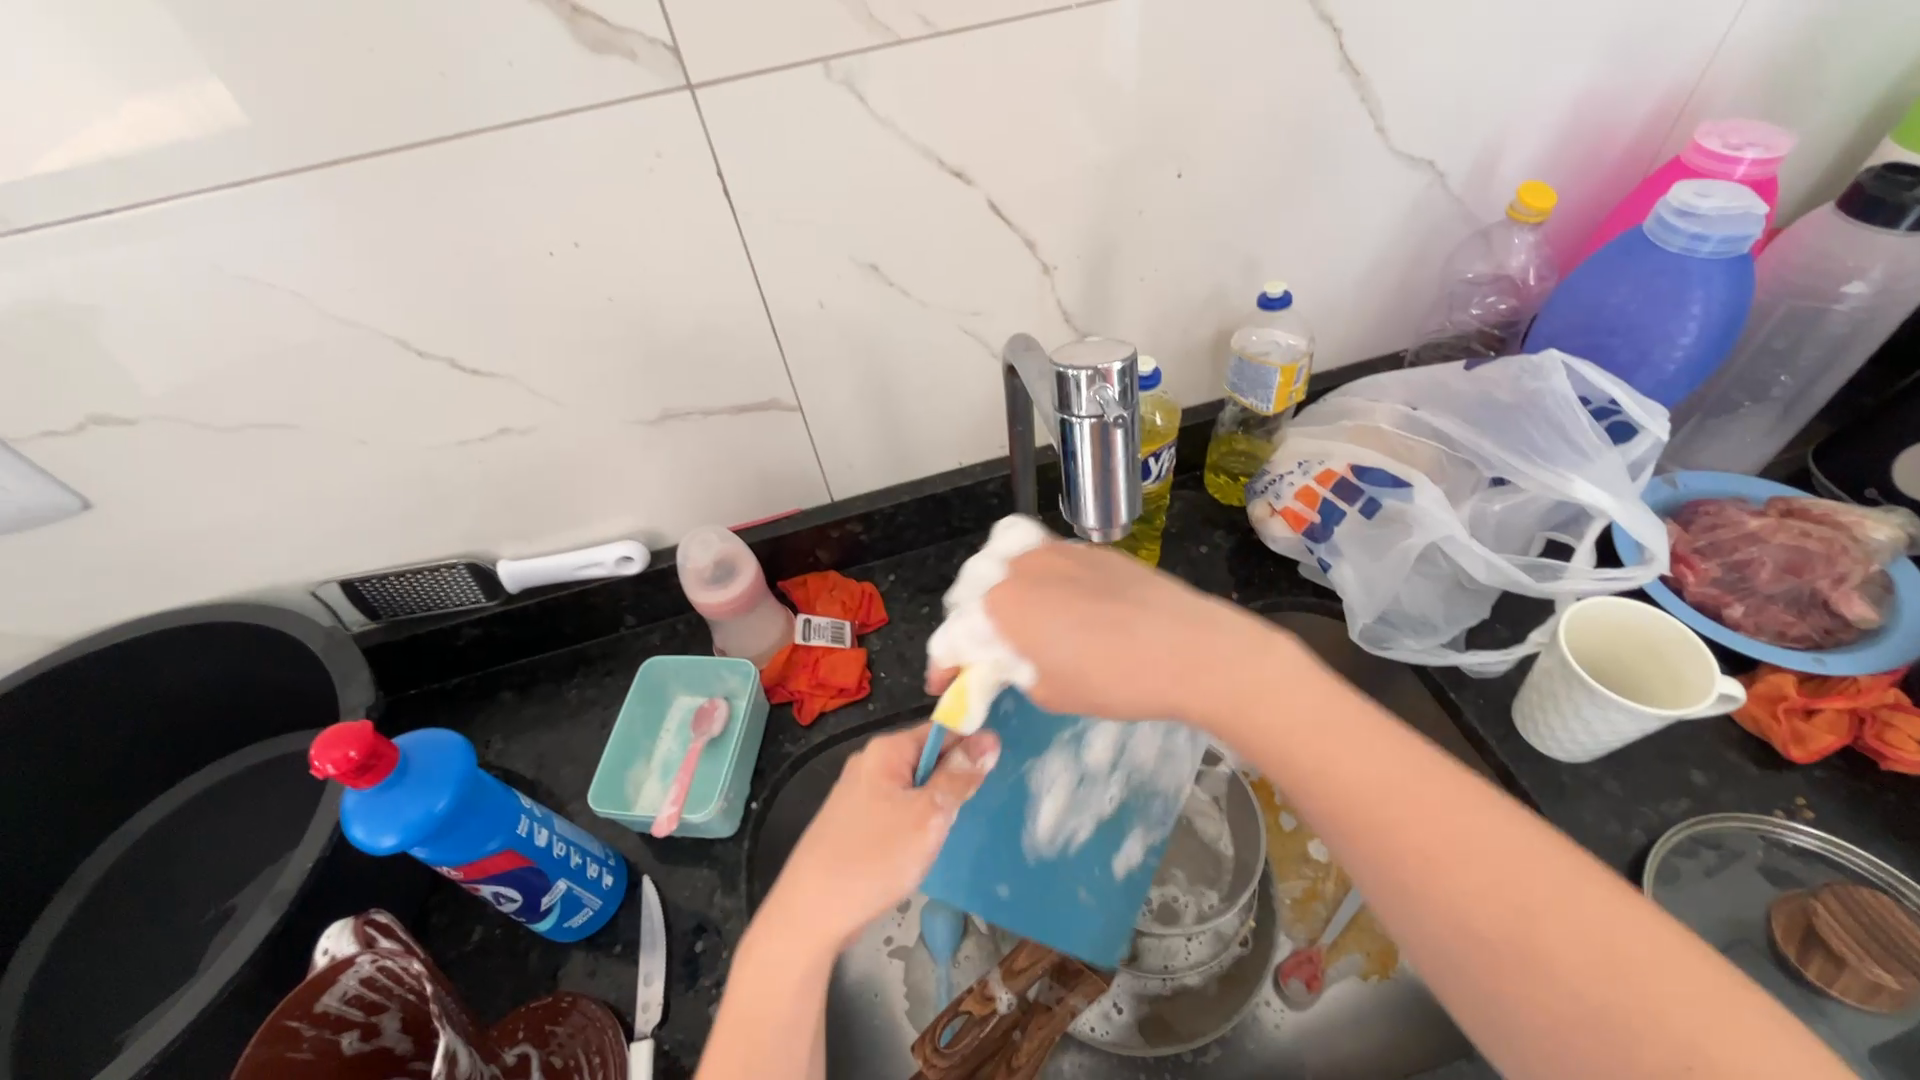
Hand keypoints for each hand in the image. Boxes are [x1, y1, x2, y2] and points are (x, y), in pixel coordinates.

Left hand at [763, 724, 999, 952]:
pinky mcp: (853, 821)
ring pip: (913, 787)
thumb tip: (990, 739)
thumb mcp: (929, 816)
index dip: (971, 745)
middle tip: (964, 813)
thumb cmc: (875, 858)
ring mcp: (857, 793)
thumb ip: (959, 777)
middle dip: (951, 782)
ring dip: (933, 807)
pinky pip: (896, 809)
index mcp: (886, 750)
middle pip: (927, 757)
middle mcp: (870, 762)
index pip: (941, 729)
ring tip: (939, 836)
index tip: (996, 771)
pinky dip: (913, 824)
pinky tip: (915, 851)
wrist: (810, 913)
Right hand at [927, 539, 1281, 723]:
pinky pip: (1048, 557)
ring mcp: (1059, 550)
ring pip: (1008, 558)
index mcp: (1000, 603)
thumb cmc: (1113, 680)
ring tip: (1016, 618)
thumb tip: (1005, 659)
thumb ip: (1011, 670)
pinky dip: (1039, 579)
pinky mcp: (1092, 549)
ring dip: (1000, 588)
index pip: (954, 632)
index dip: (945, 664)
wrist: (1189, 648)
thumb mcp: (1048, 692)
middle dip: (968, 618)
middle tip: (984, 650)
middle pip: (974, 585)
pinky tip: (1062, 606)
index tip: (946, 684)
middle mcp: (1021, 566)